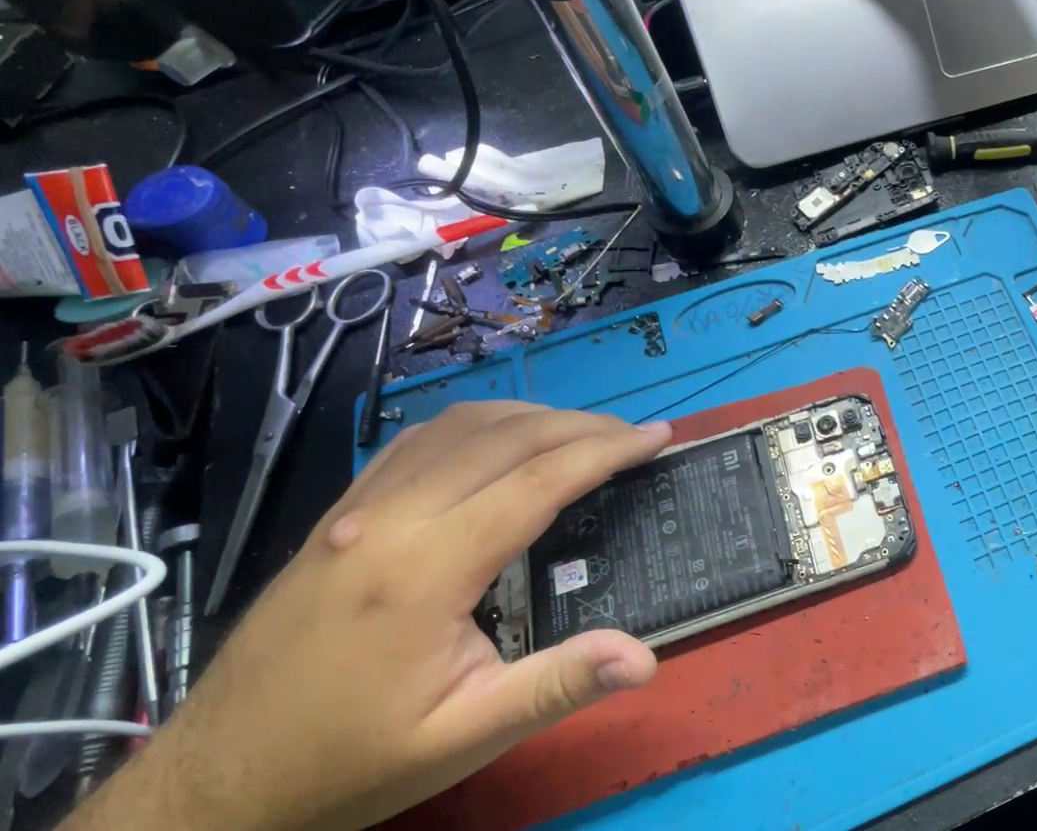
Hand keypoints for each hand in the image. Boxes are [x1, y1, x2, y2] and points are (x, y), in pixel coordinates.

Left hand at [65, 402, 672, 830]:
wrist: (214, 781)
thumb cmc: (348, 760)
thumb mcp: (461, 738)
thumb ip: (555, 687)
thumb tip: (644, 658)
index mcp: (425, 569)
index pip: (538, 482)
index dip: (606, 451)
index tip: (658, 435)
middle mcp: (390, 518)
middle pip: (506, 439)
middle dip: (581, 425)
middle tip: (635, 434)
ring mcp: (356, 509)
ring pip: (460, 426)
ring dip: (532, 417)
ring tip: (582, 431)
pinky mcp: (337, 513)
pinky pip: (416, 441)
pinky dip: (476, 424)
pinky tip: (500, 439)